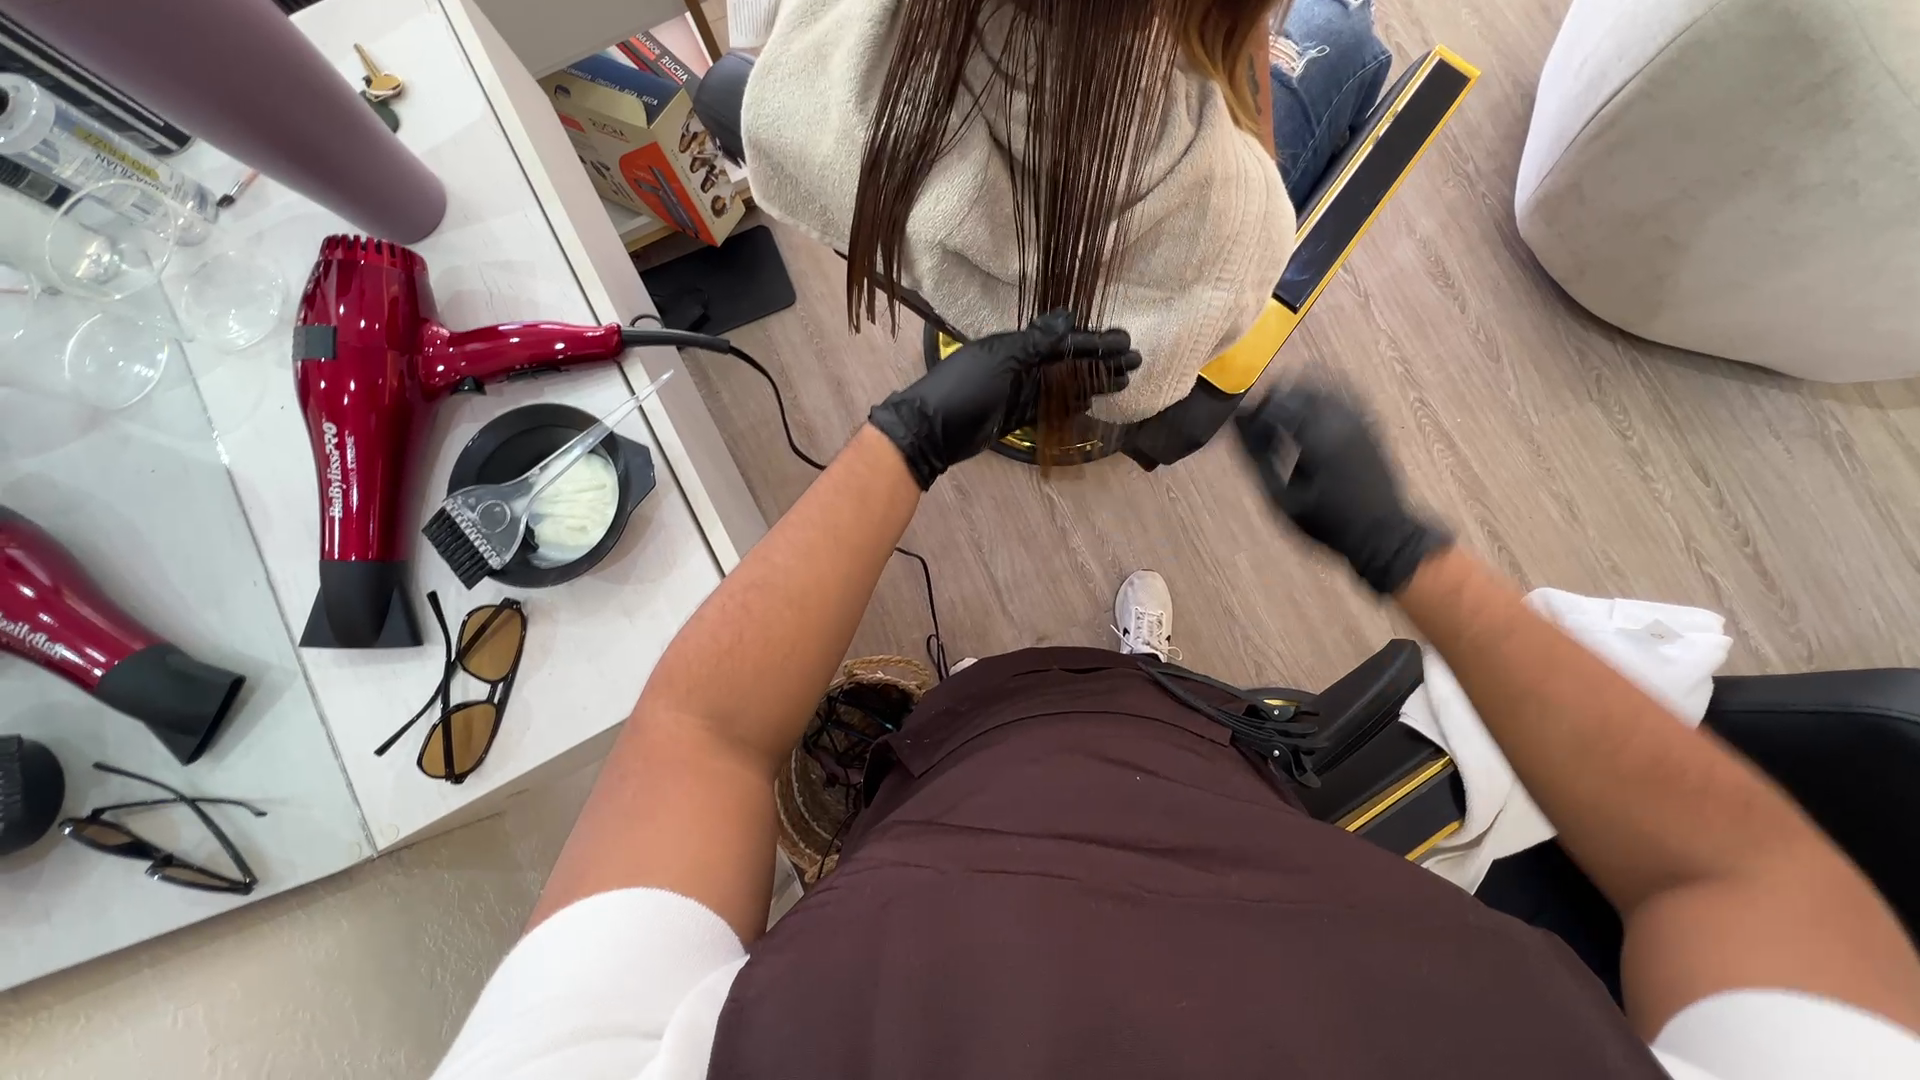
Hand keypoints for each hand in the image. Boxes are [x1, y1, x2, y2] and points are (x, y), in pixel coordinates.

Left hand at [868, 309, 1139, 488]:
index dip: (1095, 341)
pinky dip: (1069, 405)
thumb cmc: (963, 388)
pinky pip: (1049, 408)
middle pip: (1069, 362)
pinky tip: (1091, 402)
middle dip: (1101, 361)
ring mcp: (1020, 393)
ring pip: (1064, 386)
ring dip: (1092, 382)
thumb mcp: (1000, 359)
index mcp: (1017, 346)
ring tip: (1123, 380)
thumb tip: (1069, 316)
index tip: (1124, 341)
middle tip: (1133, 360)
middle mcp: (1022, 366)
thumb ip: (1036, 342)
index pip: (1064, 340)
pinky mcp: (1016, 417)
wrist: (930, 431)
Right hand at [1234, 384, 1450, 594]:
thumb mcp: (1282, 497)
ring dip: (1296, 395)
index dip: (1253, 409)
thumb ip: (1258, 457)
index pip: (1276, 407)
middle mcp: (1339, 421)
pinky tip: (1308, 410)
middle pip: (1299, 391)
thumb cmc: (1325, 522)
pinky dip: (1320, 397)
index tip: (1239, 419)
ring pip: (1321, 389)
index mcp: (1315, 439)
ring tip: (1279, 412)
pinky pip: (1342, 396)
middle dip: (1273, 399)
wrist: (1382, 531)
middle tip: (1256, 415)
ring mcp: (1359, 420)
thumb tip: (1238, 425)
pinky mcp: (1370, 423)